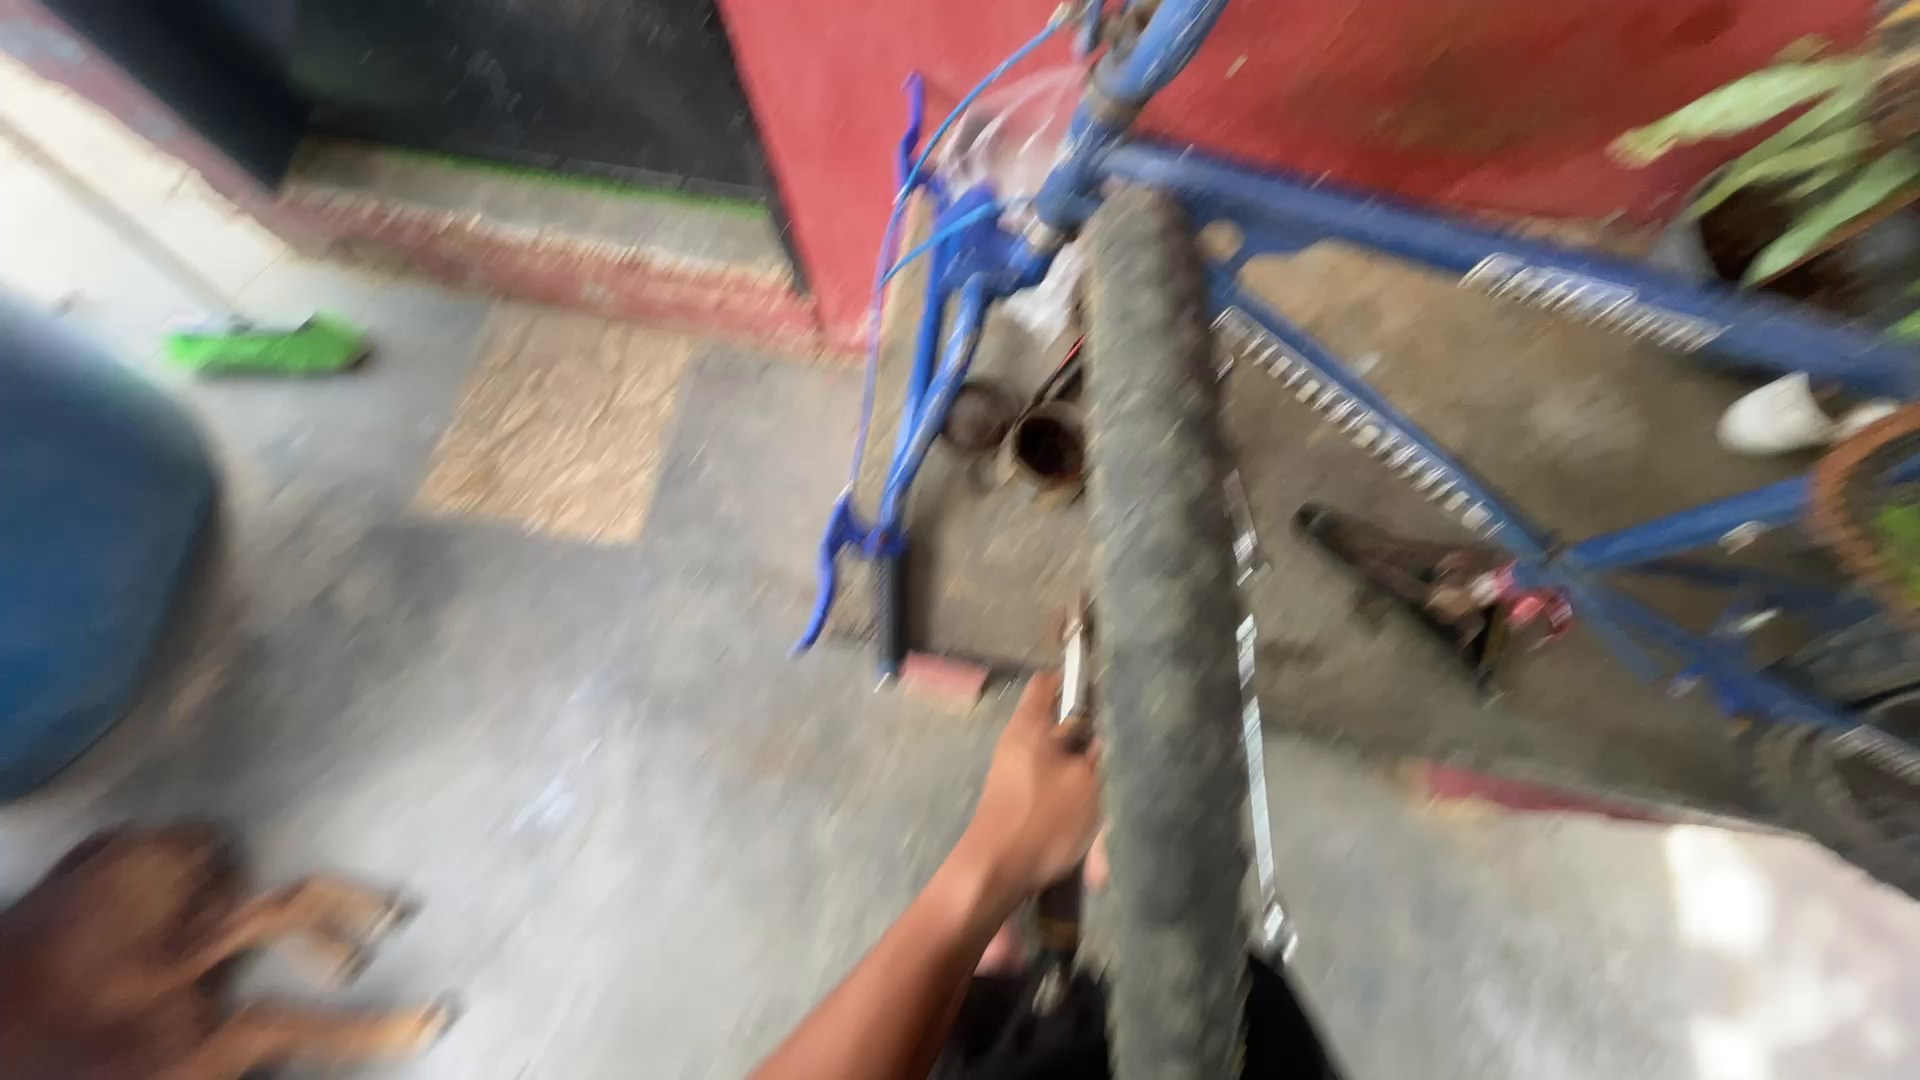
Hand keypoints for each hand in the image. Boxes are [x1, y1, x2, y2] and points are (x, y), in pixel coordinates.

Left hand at [953, 671, 1101, 908]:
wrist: (995, 871)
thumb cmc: (1042, 817)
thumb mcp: (1085, 784)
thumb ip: (1094, 757)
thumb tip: (1095, 742)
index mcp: (1030, 725)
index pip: (1047, 682)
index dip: (1073, 681)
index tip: (1101, 692)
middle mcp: (1017, 742)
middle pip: (1057, 727)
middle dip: (1088, 742)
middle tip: (1117, 754)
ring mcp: (1013, 773)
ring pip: (1059, 768)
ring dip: (1085, 787)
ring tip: (1109, 808)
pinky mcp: (1016, 802)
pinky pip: (1052, 797)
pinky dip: (1072, 814)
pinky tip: (1093, 852)